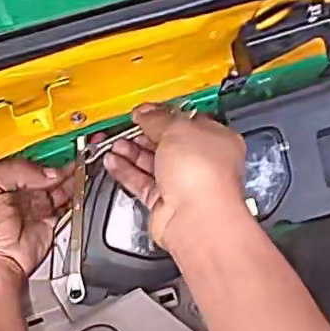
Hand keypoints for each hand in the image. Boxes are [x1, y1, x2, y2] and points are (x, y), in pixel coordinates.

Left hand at [0, 157, 75, 278]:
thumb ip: (16, 170)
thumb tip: (47, 173)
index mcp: (4, 179)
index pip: (30, 159)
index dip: (45, 153)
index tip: (61, 147)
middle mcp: (22, 191)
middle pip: (48, 172)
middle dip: (63, 164)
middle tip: (77, 157)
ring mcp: (38, 206)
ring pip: (61, 186)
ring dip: (72, 178)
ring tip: (83, 169)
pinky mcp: (51, 221)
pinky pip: (68, 205)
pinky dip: (76, 197)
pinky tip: (81, 187)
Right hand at [100, 102, 250, 250]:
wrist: (196, 217)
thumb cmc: (203, 175)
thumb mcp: (177, 130)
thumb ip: (158, 119)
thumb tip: (145, 112)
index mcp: (216, 140)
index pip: (186, 123)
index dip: (164, 116)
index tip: (145, 112)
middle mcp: (200, 164)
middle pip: (167, 145)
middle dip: (144, 135)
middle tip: (126, 128)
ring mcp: (182, 185)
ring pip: (152, 165)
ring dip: (132, 153)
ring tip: (114, 144)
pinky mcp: (164, 204)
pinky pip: (141, 183)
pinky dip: (126, 172)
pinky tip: (114, 162)